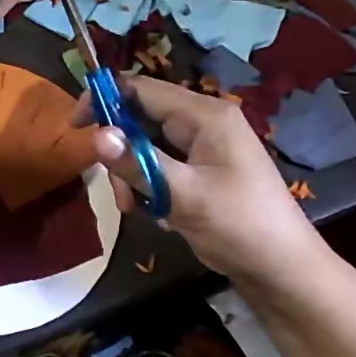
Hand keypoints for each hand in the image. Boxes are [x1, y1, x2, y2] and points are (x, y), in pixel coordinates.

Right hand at [83, 76, 323, 281]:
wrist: (281, 267)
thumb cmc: (239, 225)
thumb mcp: (184, 195)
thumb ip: (137, 164)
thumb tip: (95, 135)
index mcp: (205, 115)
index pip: (142, 89)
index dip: (104, 100)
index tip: (75, 128)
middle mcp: (203, 122)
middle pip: (141, 119)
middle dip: (121, 154)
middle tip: (120, 193)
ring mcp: (203, 146)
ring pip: (147, 146)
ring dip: (134, 176)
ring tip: (139, 210)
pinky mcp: (201, 169)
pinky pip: (161, 165)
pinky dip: (151, 186)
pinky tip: (160, 213)